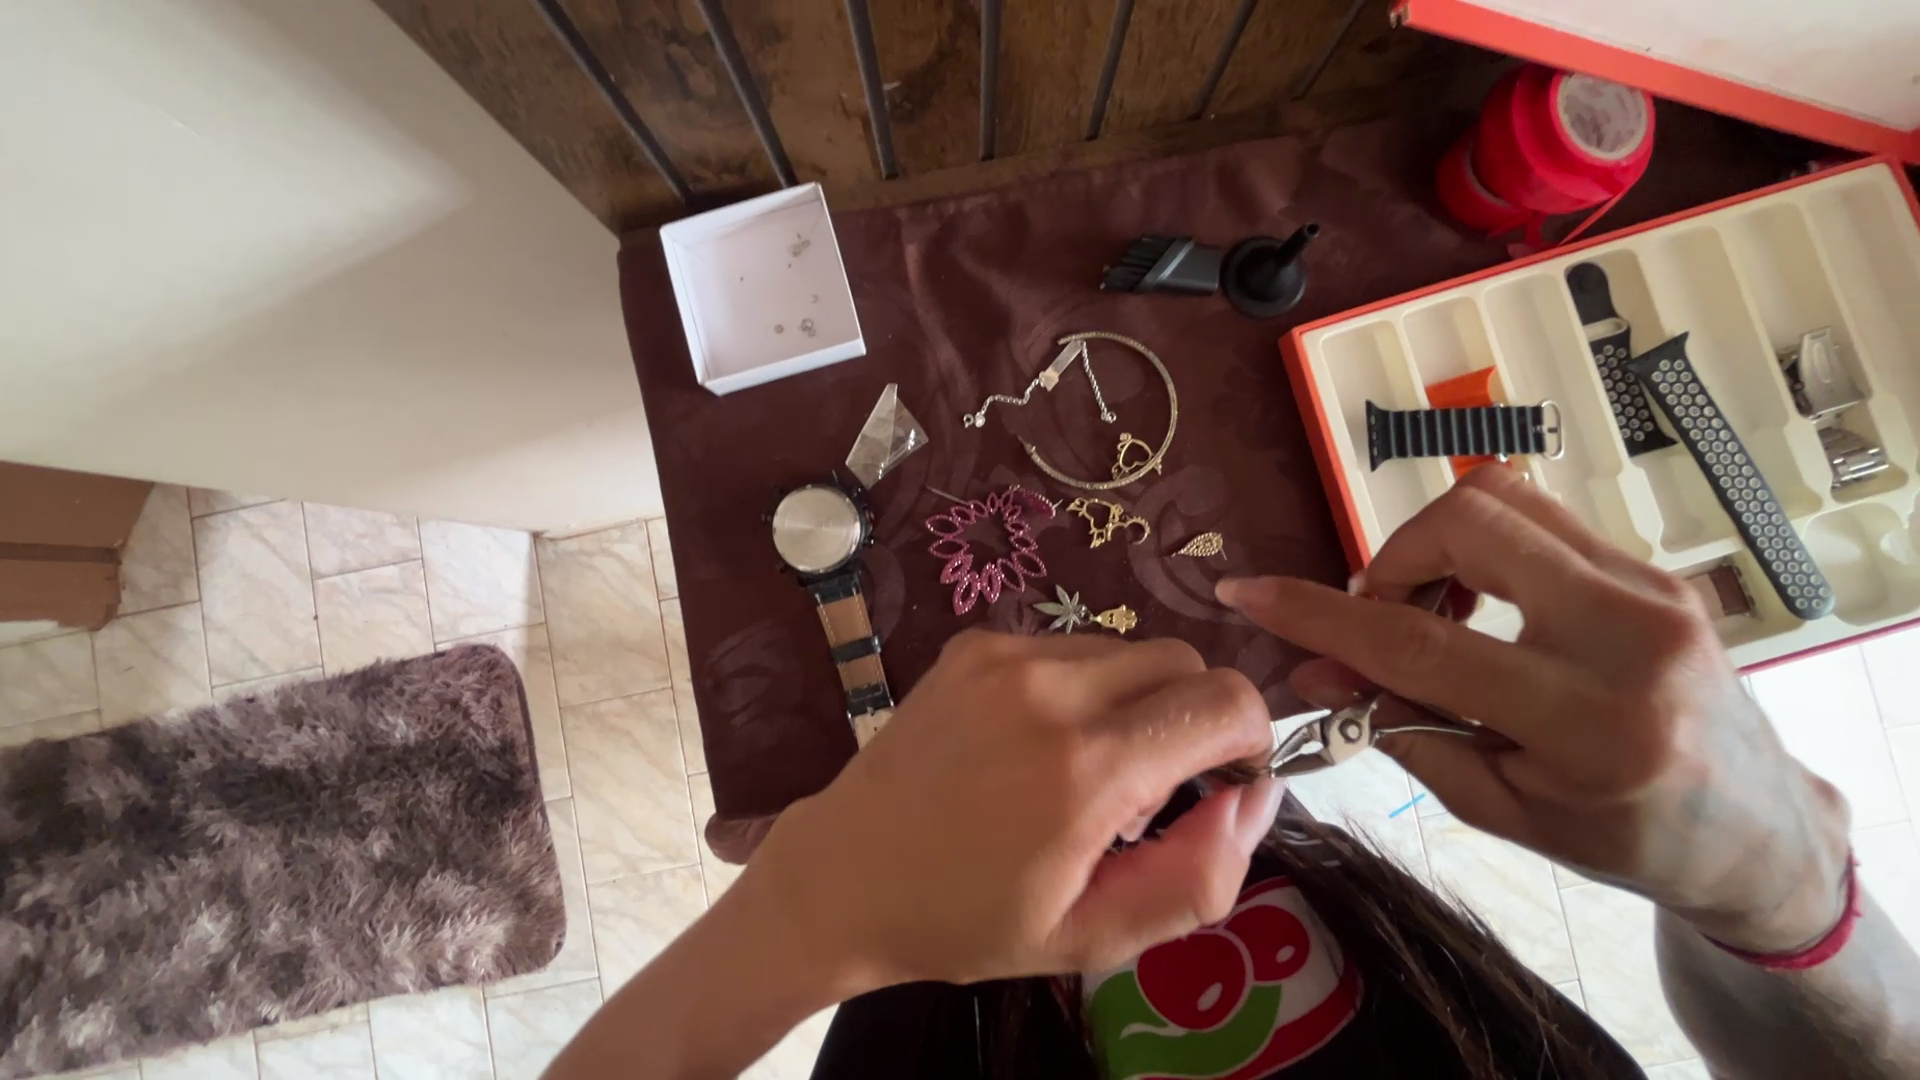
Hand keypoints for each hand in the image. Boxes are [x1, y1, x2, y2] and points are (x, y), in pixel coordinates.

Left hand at [735, 631, 1281, 991]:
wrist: (845, 871)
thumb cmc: (968, 919)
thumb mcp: (1094, 936)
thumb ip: (1199, 875)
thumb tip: (1256, 794)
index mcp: (1085, 769)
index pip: (1225, 700)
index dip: (1246, 739)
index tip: (1215, 783)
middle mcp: (1048, 688)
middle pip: (1182, 660)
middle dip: (1191, 717)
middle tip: (1140, 788)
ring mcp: (1004, 653)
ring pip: (1126, 649)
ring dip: (1133, 701)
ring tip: (1078, 766)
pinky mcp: (975, 642)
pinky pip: (1069, 646)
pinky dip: (1081, 686)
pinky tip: (1032, 738)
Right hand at [1217, 465, 1850, 953]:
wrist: (1758, 830)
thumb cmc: (1617, 837)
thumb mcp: (1492, 802)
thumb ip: (1398, 726)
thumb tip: (1312, 672)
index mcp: (1590, 720)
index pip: (1419, 645)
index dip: (1318, 615)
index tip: (1247, 594)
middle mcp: (1630, 632)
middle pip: (1469, 525)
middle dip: (1392, 561)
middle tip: (1380, 618)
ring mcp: (1650, 586)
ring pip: (1500, 500)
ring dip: (1429, 545)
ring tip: (1424, 609)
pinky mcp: (1649, 567)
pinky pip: (1531, 516)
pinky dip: (1470, 545)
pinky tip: (1469, 600)